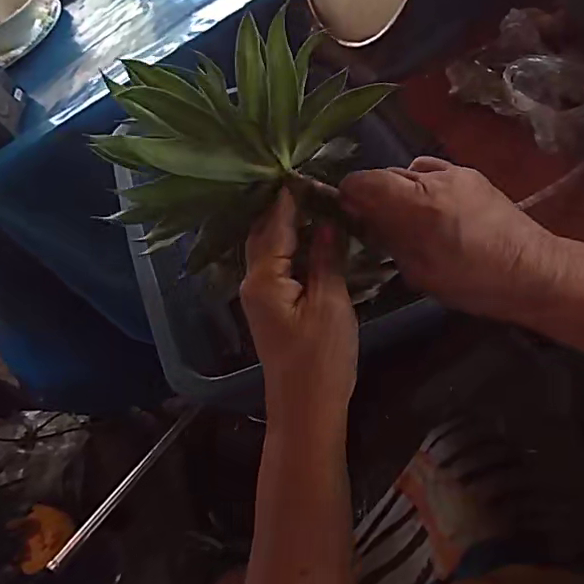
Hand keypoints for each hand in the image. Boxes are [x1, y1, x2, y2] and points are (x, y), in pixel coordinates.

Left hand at [240, 189, 357, 424]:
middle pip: (264, 234)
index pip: (275, 225)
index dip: (291, 198)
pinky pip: (276, 266)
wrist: (306, 411)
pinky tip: (312, 239)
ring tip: (316, 204)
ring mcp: (258, 297)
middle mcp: (252, 282)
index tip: (307, 172)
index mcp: (263, 278)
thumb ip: (327, 259)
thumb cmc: (321, 360)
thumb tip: (328, 222)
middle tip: (315, 185)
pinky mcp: (270, 308)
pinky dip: (291, 248)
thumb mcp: (331, 304)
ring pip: (269, 250)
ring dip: (287, 227)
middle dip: (285, 208)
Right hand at [340, 158, 567, 323]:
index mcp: (419, 203)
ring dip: (397, 190)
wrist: (535, 271)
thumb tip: (363, 217)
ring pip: (408, 172)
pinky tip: (427, 207)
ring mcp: (456, 172)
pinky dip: (420, 185)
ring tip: (402, 217)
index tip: (345, 212)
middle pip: (384, 175)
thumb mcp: (419, 271)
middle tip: (371, 222)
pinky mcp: (472, 175)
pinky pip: (432, 172)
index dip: (348, 194)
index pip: (364, 181)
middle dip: (372, 195)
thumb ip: (387, 238)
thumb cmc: (473, 282)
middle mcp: (435, 178)